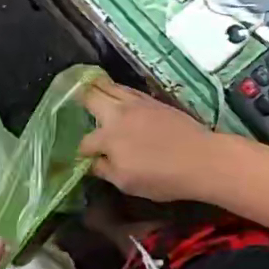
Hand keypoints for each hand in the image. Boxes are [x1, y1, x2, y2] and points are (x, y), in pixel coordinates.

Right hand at [78, 79, 217, 201]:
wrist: (200, 158)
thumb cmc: (162, 176)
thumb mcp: (126, 183)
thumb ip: (104, 169)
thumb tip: (91, 162)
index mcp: (108, 136)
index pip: (85, 142)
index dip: (80, 151)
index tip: (81, 157)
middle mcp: (117, 114)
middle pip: (91, 97)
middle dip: (77, 98)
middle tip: (69, 99)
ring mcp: (136, 103)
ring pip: (109, 86)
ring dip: (96, 87)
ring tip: (87, 88)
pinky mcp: (152, 100)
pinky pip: (127, 89)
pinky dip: (116, 89)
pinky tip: (116, 94)